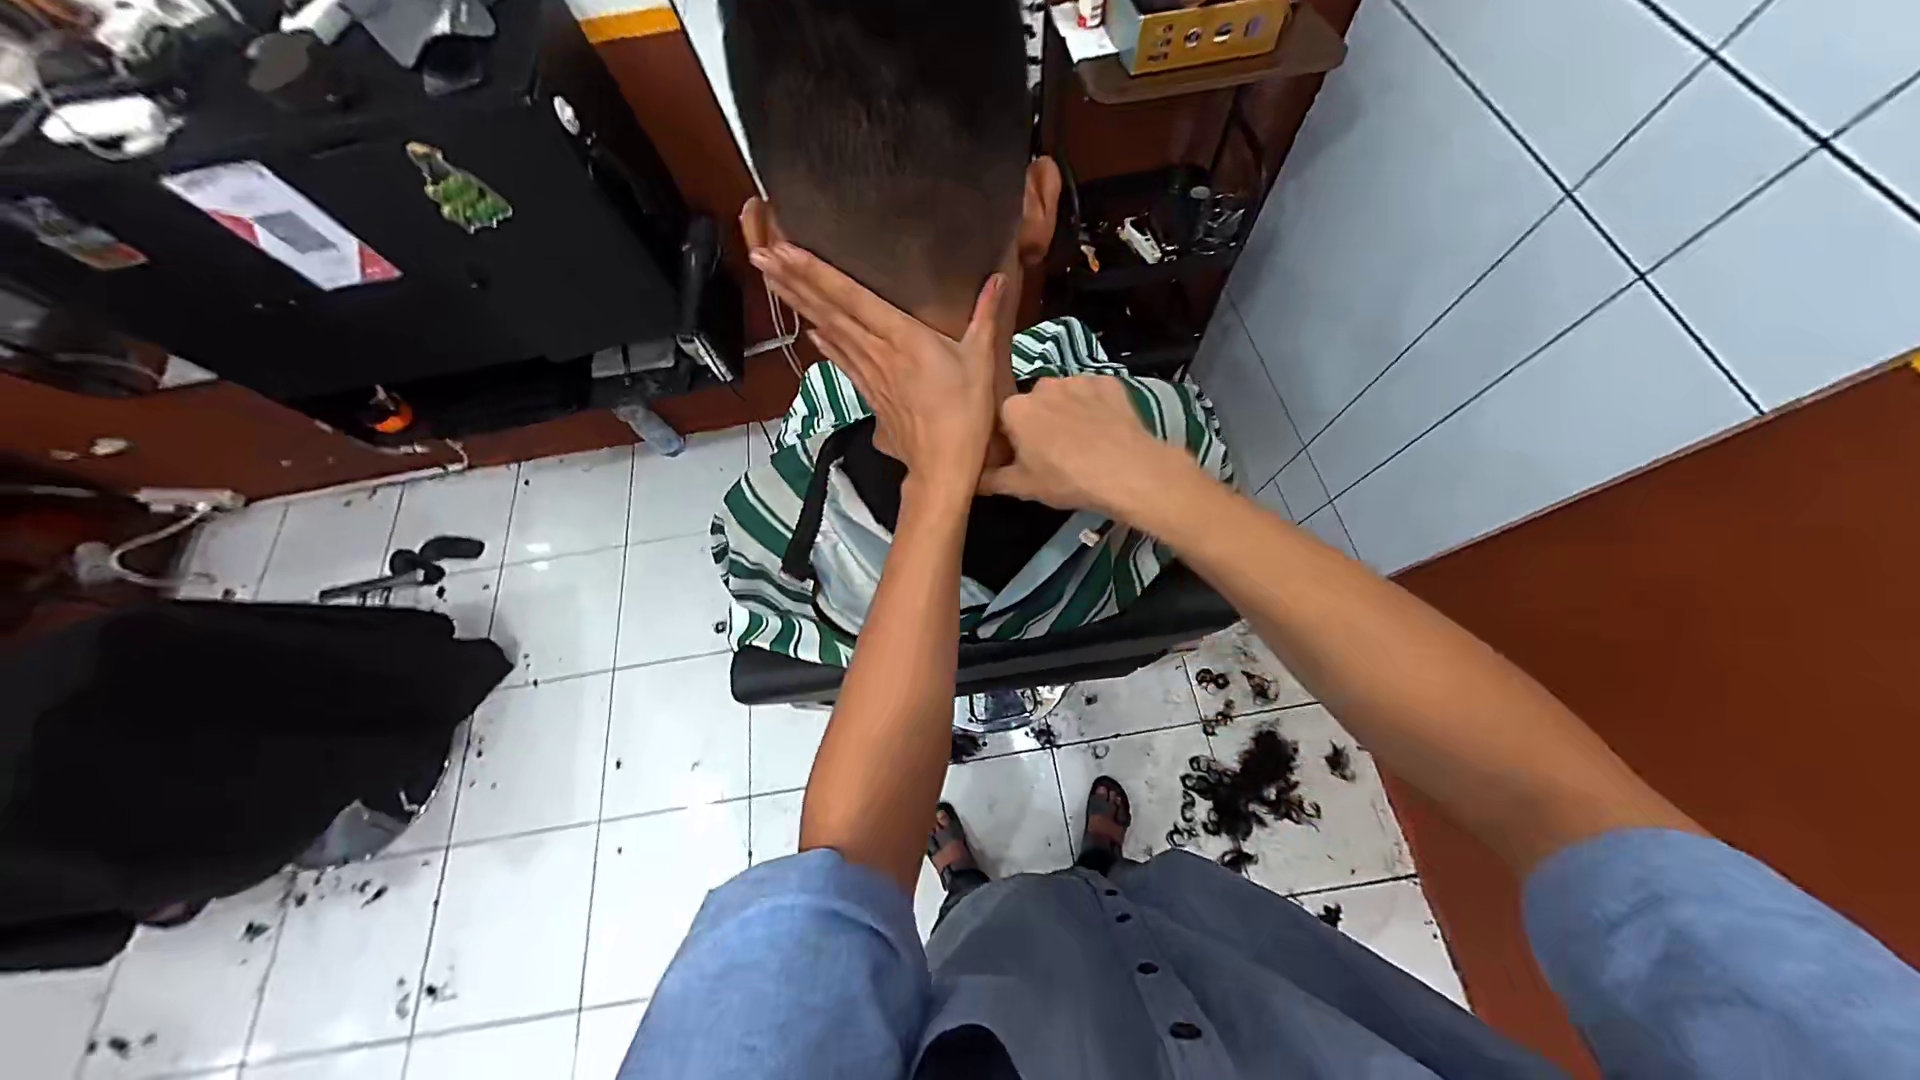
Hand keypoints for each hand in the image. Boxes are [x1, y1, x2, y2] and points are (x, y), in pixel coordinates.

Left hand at [750, 242, 1006, 496]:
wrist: (941, 467)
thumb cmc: (964, 415)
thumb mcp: (982, 363)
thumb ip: (985, 318)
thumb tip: (996, 278)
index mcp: (902, 338)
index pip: (851, 297)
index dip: (815, 272)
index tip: (782, 249)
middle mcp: (876, 351)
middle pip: (827, 310)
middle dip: (793, 281)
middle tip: (759, 253)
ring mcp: (868, 374)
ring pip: (827, 332)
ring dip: (798, 305)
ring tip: (772, 280)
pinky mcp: (869, 393)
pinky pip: (840, 360)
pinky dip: (823, 343)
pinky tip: (809, 331)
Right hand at [981, 375, 1200, 519]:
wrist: (1127, 471)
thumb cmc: (1067, 479)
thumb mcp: (1023, 487)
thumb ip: (992, 480)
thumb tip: (971, 479)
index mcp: (1016, 408)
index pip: (1003, 419)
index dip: (1011, 439)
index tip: (1023, 458)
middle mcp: (1043, 385)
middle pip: (1034, 404)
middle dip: (1039, 423)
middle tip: (1053, 454)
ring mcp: (1078, 380)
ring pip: (1064, 396)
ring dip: (1067, 412)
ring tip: (1082, 443)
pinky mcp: (1109, 382)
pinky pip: (1094, 393)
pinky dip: (1095, 407)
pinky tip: (1104, 430)